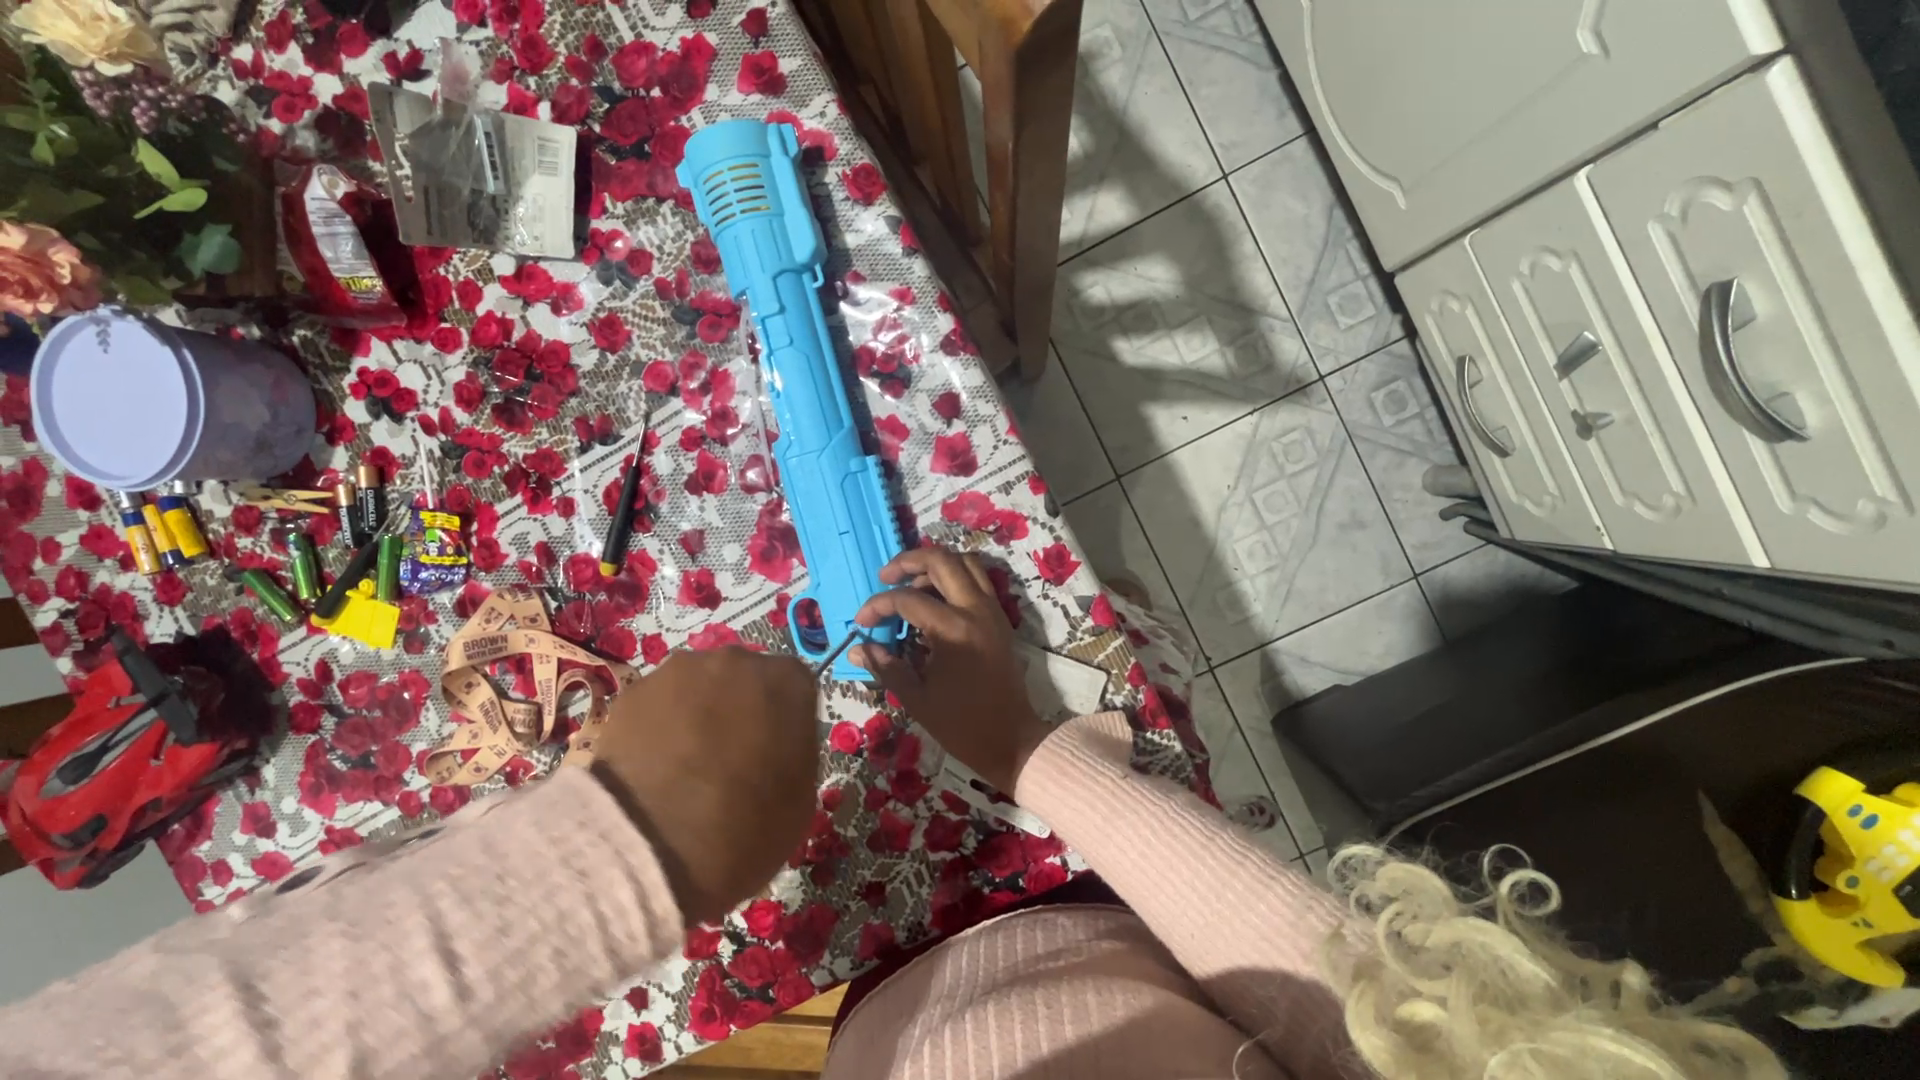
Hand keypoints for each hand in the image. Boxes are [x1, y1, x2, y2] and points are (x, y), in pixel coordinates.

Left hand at [590, 648, 818, 925]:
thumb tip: (774, 750)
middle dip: (738, 710)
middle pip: (743, 679)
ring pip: (697, 687)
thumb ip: (793, 754)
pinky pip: (656, 704)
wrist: (651, 848)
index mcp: (789, 682)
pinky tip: (652, 769)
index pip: (794, 690)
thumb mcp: (800, 799)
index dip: (783, 723)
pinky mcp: (634, 691)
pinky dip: (657, 728)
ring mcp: (680, 671)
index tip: (773, 754)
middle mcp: (738, 661)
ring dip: (696, 715)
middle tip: (727, 758)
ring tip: (682, 766)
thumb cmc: (746, 829)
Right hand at [849, 546, 1049, 792]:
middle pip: (942, 560)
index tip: (862, 622)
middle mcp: (976, 610)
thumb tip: (858, 648)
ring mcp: (992, 611)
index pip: (907, 599)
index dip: (878, 606)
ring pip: (965, 563)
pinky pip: (978, 581)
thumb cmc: (962, 724)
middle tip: (885, 577)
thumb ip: (886, 667)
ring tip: (910, 584)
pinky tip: (934, 599)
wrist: (1012, 739)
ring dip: (935, 565)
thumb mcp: (917, 698)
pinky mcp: (1000, 619)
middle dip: (908, 561)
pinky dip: (955, 577)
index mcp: (954, 629)